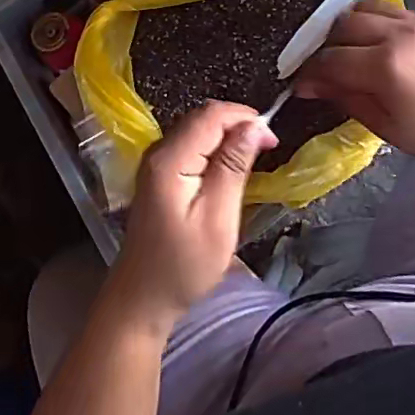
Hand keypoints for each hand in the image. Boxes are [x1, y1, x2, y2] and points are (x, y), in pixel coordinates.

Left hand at [106, 102, 276, 333]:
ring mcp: (156, 163)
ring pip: (198, 129)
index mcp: (170, 160)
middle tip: (268, 148)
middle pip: (203, 118)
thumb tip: (254, 126)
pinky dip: (216, 148)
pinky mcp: (159, 175)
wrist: (142, 299)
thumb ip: (234, 167)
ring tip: (254, 157)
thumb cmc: (184, 265)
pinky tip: (231, 168)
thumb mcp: (218, 218)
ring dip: (229, 135)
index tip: (272, 140)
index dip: (245, 118)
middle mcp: (158, 152)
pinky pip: (191, 145)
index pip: (211, 115)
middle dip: (239, 124)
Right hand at [295, 3, 414, 187]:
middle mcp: (399, 32)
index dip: (309, 73)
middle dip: (325, 46)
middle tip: (324, 70)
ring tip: (349, 52)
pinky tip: (380, 47)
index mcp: (386, 65)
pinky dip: (375, 23)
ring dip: (348, 27)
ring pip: (365, 8)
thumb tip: (314, 85)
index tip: (302, 86)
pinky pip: (392, 11)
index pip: (329, 59)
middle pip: (342, 24)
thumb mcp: (391, 129)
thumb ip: (348, 99)